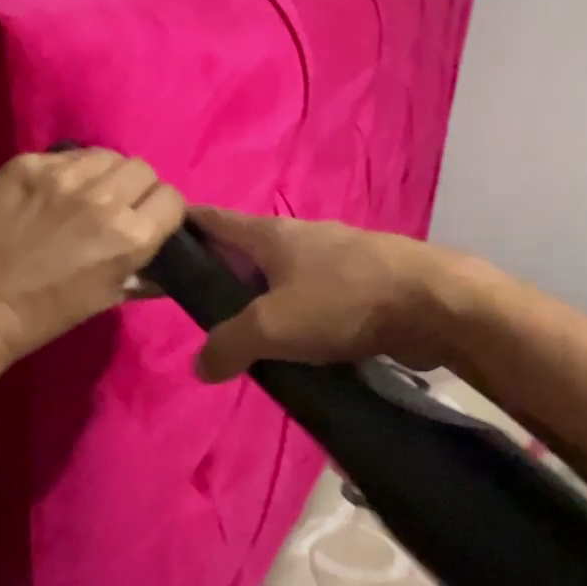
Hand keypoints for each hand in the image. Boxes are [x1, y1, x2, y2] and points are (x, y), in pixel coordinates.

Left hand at [0, 149, 185, 365]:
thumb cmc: (42, 316)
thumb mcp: (105, 301)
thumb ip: (143, 277)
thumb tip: (167, 266)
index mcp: (131, 237)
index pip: (171, 198)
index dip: (162, 209)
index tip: (148, 220)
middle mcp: (104, 199)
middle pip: (142, 169)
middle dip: (136, 187)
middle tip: (115, 206)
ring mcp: (63, 177)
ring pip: (106, 155)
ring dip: (103, 173)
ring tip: (84, 194)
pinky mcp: (27, 165)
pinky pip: (65, 156)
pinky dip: (66, 171)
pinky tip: (49, 193)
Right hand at [189, 207, 454, 382]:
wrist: (431, 304)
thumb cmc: (342, 301)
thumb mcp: (272, 326)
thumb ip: (228, 343)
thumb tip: (200, 364)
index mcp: (270, 235)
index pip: (213, 221)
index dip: (181, 229)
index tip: (155, 244)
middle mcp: (300, 238)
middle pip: (246, 252)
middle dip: (220, 277)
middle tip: (197, 314)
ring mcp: (335, 260)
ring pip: (283, 279)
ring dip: (262, 303)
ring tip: (245, 340)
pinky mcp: (362, 285)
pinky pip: (315, 300)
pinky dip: (298, 319)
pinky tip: (296, 349)